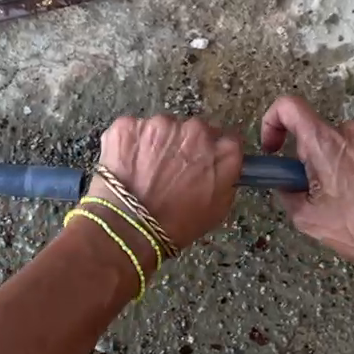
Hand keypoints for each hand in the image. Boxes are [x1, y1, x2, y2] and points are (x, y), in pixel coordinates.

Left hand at [87, 115, 242, 254]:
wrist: (129, 228)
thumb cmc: (174, 224)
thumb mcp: (218, 208)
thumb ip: (226, 177)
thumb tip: (222, 165)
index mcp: (222, 151)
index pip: (225, 140)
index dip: (212, 152)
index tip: (202, 162)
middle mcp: (195, 131)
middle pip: (193, 130)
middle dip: (183, 146)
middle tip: (170, 171)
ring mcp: (160, 125)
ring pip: (161, 128)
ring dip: (156, 144)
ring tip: (145, 174)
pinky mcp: (128, 126)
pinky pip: (132, 130)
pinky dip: (129, 145)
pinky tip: (126, 168)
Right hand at [259, 95, 353, 278]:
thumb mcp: (310, 220)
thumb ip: (288, 194)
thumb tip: (287, 184)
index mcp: (326, 144)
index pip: (288, 107)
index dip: (273, 121)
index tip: (276, 145)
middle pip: (322, 135)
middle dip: (319, 160)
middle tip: (327, 193)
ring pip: (350, 143)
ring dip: (347, 164)